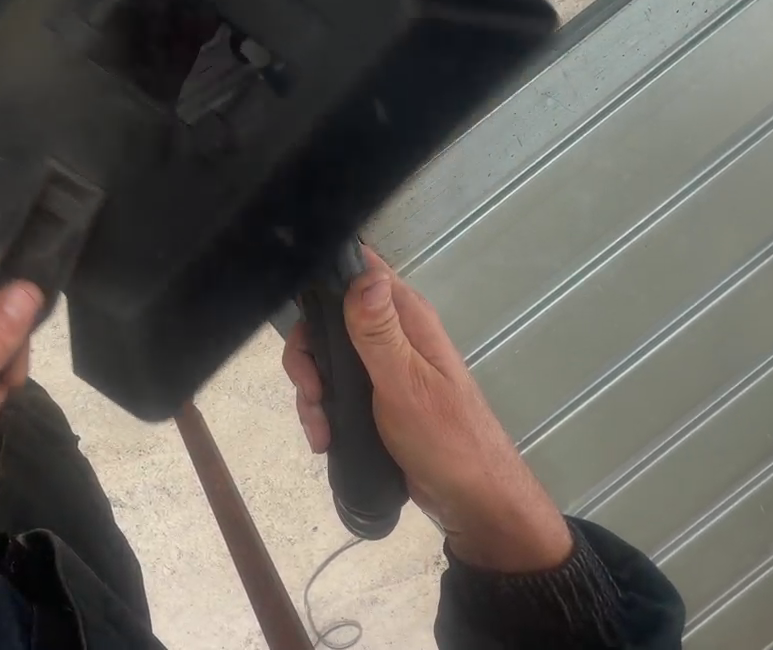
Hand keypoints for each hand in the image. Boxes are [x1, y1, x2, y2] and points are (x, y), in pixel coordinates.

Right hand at [282, 247, 571, 572]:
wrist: (473, 505)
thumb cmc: (446, 440)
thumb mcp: (406, 383)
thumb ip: (379, 331)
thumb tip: (364, 274)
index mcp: (406, 316)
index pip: (359, 268)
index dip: (323, 275)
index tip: (299, 308)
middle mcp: (393, 331)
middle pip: (328, 317)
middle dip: (308, 354)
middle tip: (311, 390)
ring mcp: (382, 363)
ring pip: (326, 355)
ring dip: (312, 389)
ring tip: (319, 427)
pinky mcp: (374, 394)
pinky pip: (334, 386)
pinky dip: (322, 408)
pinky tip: (323, 436)